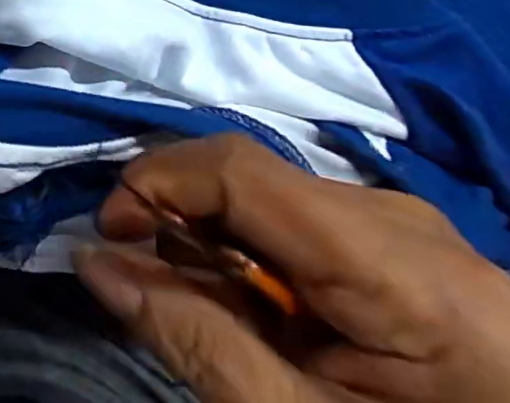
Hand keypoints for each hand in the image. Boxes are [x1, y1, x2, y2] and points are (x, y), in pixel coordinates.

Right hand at [74, 135, 509, 402]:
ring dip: (223, 235)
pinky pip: (308, 211)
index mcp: (408, 280)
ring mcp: (417, 224)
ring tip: (222, 307)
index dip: (163, 181)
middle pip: (262, 179)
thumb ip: (192, 337)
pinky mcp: (409, 235)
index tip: (111, 233)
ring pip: (279, 190)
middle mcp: (415, 224)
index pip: (250, 172)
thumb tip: (93, 258)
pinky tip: (268, 304)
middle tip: (158, 284)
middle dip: (189, 217)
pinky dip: (263, 245)